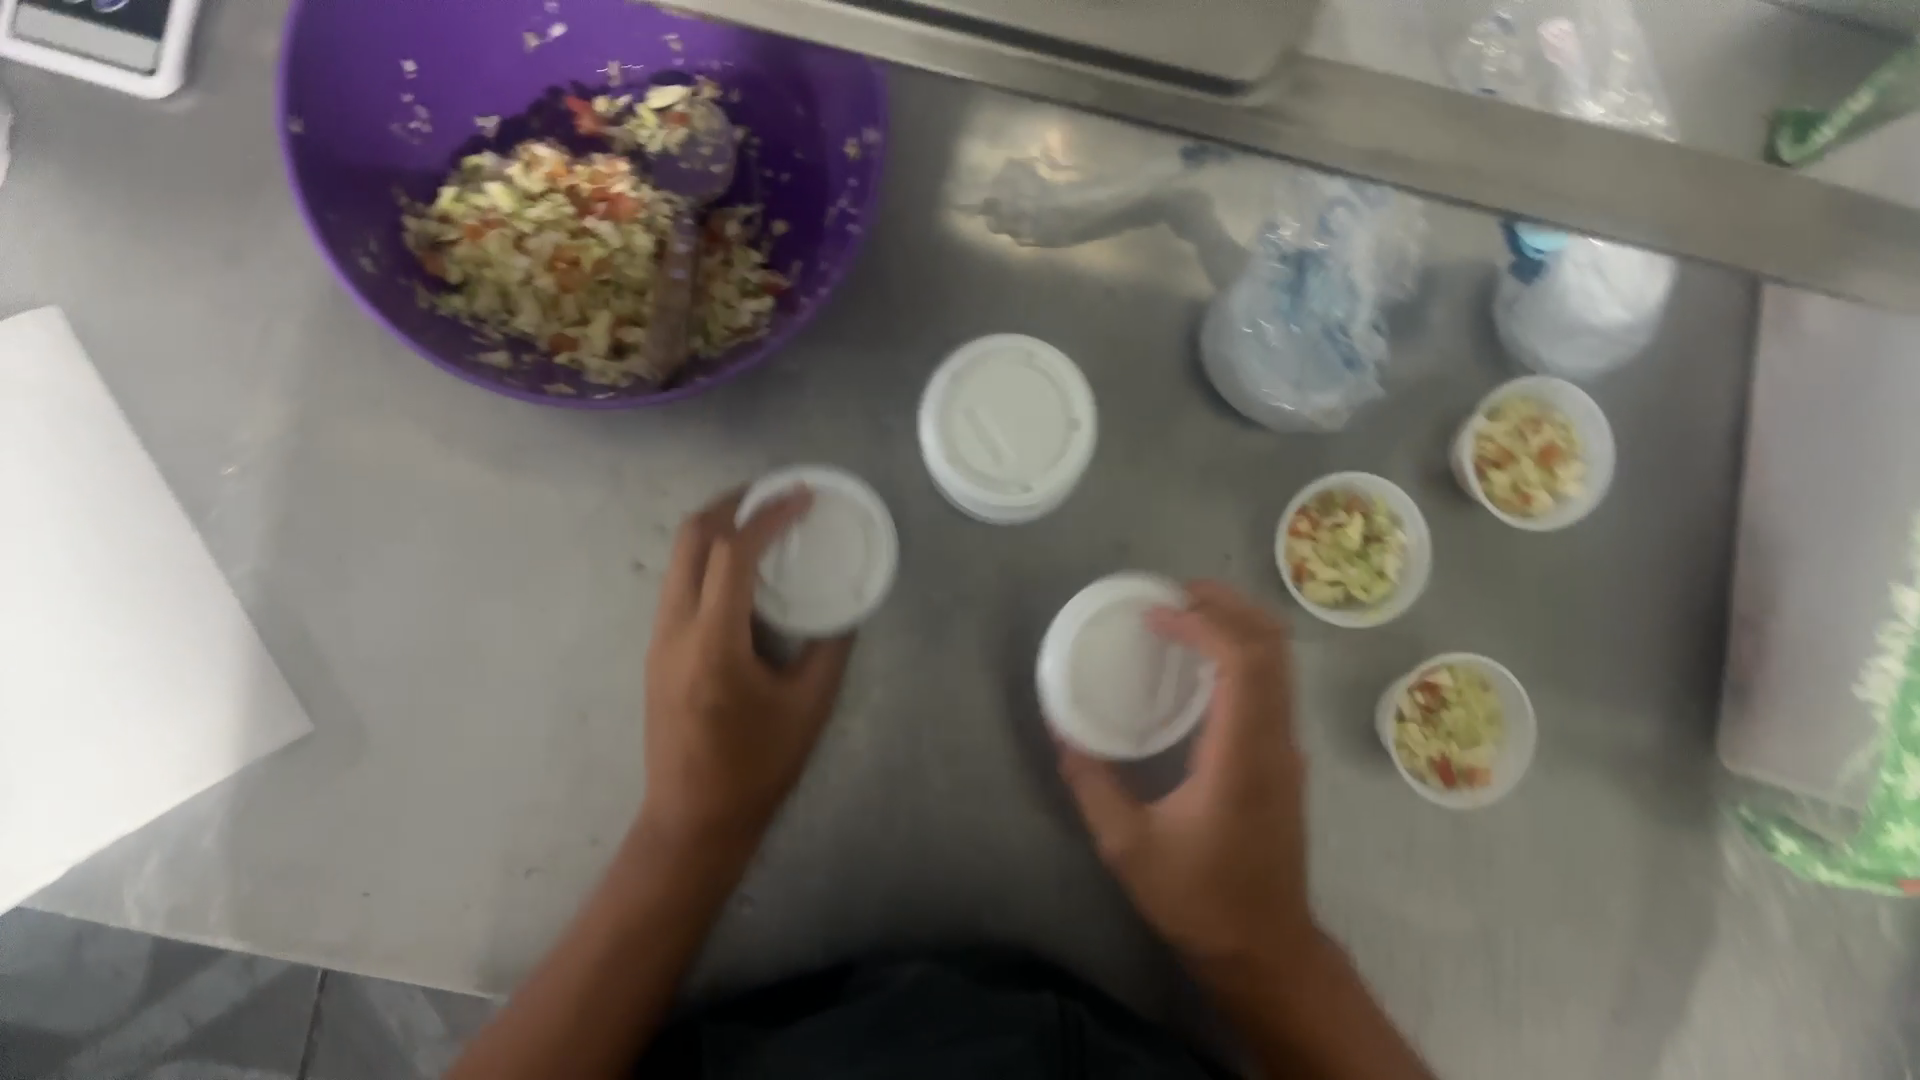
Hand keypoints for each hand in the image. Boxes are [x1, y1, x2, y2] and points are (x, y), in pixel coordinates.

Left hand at [640, 487, 854, 856]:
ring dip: (716, 528)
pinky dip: (707, 558)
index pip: (733, 554)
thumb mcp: (811, 705)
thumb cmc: (758, 766)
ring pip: (678, 558)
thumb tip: (845, 606)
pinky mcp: (656, 651)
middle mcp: (675, 630)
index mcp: (714, 643)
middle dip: (732, 504)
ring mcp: (658, 639)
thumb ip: (831, 647)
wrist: (694, 818)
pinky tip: (741, 570)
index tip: (802, 496)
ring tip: (761, 522)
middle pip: (690, 538)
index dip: (769, 515)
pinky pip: (679, 583)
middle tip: (775, 495)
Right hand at [1057, 581, 1311, 966]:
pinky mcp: (1284, 758)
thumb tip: (1060, 730)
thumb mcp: (1127, 846)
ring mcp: (1288, 749)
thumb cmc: (1199, 898)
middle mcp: (1276, 741)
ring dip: (1238, 623)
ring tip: (1186, 611)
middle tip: (1173, 591)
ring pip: (1281, 661)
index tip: (1154, 612)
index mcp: (1241, 756)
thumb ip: (1091, 782)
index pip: (1242, 663)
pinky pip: (1274, 682)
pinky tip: (1202, 659)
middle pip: (1272, 646)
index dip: (1202, 624)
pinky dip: (1243, 651)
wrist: (1265, 948)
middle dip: (1227, 605)